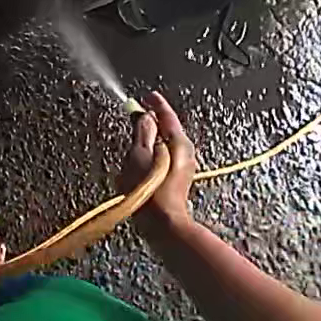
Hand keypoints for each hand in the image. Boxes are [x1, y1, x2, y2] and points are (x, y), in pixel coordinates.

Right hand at [119, 91, 196, 229]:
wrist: (162, 224)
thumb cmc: (150, 190)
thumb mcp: (140, 155)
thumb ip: (142, 132)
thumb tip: (143, 116)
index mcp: (179, 142)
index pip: (167, 116)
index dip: (155, 104)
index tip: (146, 96)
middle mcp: (185, 153)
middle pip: (167, 130)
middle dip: (152, 122)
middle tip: (137, 114)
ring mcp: (182, 167)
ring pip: (165, 145)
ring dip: (150, 139)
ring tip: (135, 137)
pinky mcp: (175, 180)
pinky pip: (163, 158)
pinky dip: (151, 154)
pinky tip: (139, 161)